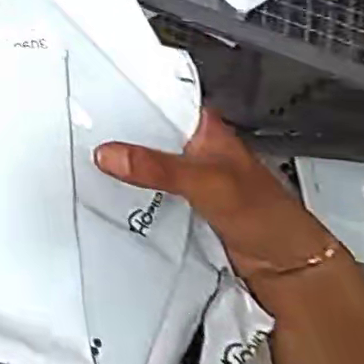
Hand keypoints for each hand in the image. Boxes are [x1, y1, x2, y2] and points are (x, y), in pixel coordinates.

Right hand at [94, 108, 333, 276]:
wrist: (290, 274)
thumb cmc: (269, 219)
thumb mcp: (209, 184)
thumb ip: (158, 167)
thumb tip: (107, 153)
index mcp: (201, 124)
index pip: (154, 95)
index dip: (120, 90)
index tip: (83, 89)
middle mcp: (189, 143)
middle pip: (140, 127)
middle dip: (110, 126)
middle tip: (72, 122)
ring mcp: (181, 172)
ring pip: (139, 156)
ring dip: (116, 157)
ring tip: (78, 149)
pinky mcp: (176, 199)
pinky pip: (141, 184)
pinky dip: (124, 184)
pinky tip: (103, 184)